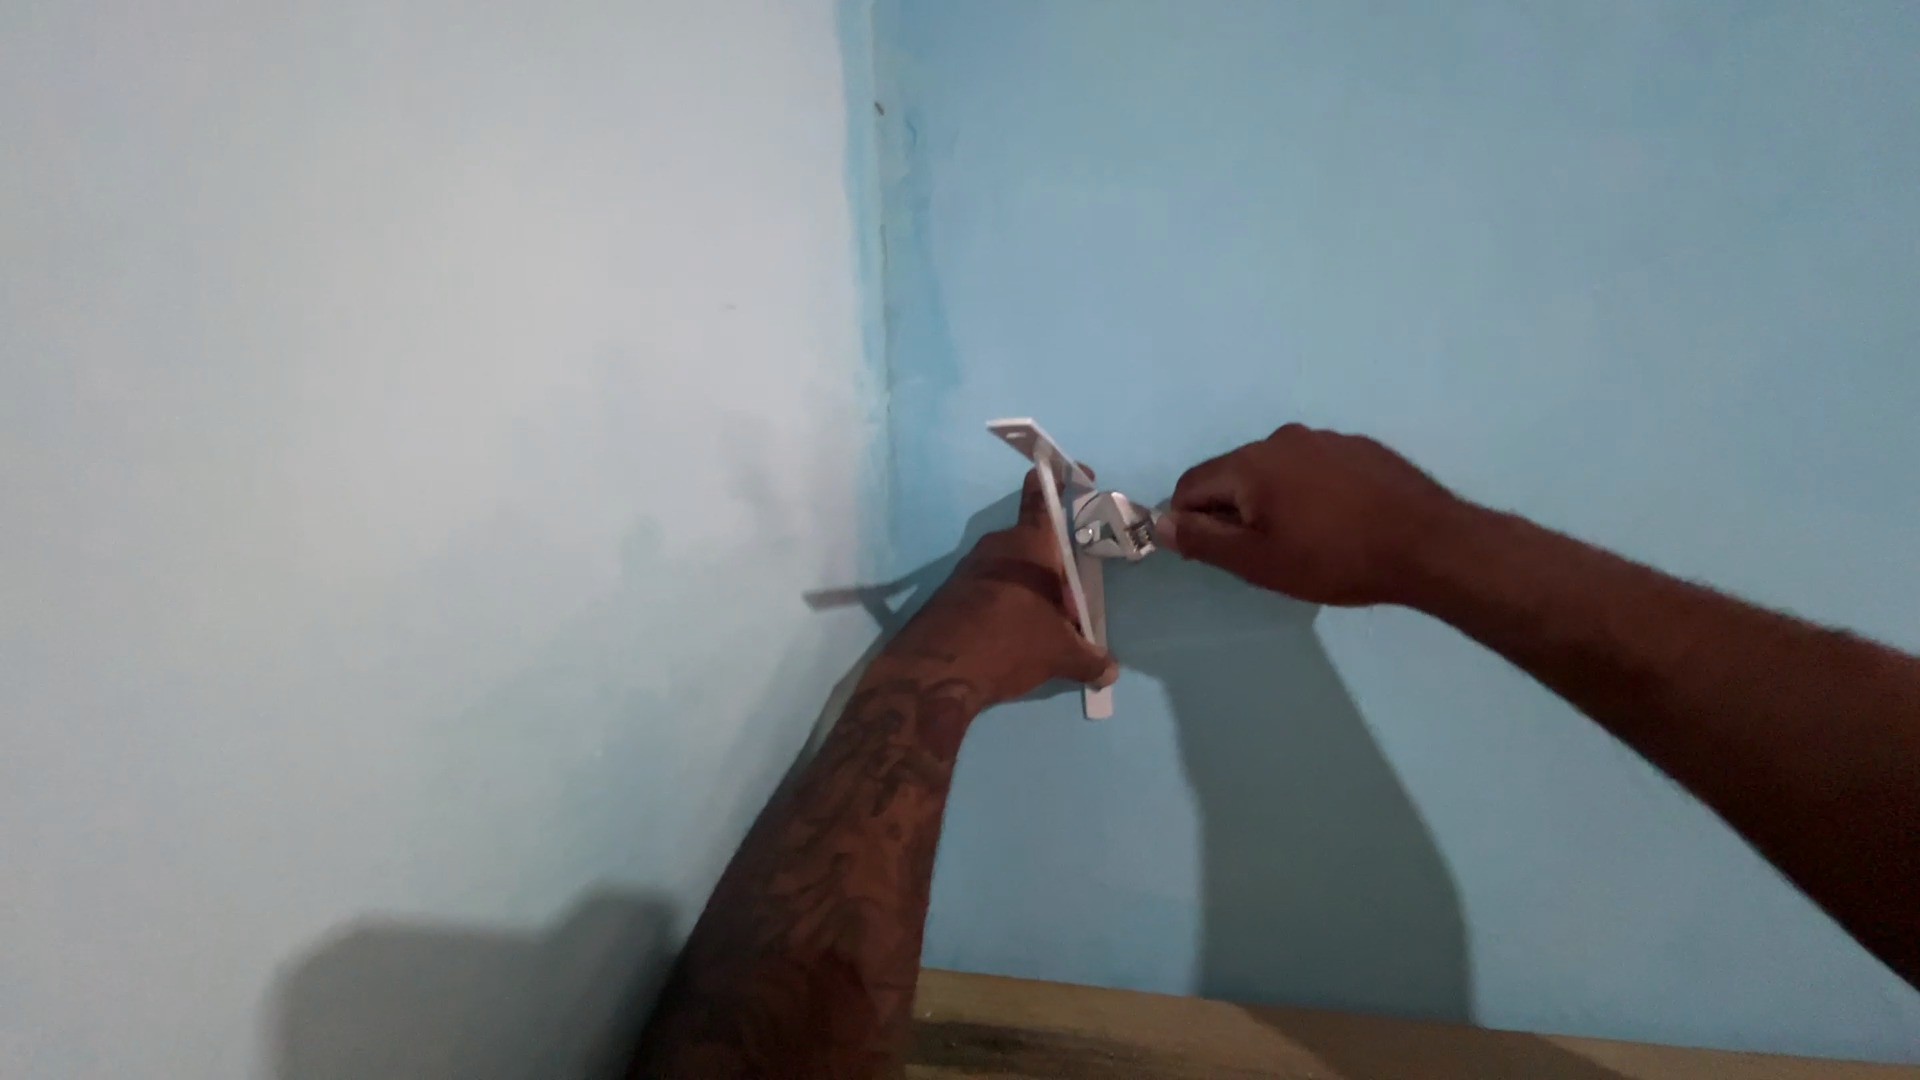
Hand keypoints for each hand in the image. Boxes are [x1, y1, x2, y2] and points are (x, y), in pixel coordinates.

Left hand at [883, 468, 1118, 705]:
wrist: (936, 670)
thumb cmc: (1009, 642)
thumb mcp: (1059, 654)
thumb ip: (1090, 658)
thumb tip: (1111, 670)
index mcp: (1030, 545)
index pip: (1042, 497)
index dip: (1058, 478)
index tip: (1075, 471)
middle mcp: (998, 546)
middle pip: (1036, 548)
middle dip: (1056, 575)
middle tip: (1070, 612)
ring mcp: (970, 567)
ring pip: (1013, 571)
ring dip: (1031, 594)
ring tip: (1042, 633)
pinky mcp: (951, 591)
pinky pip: (990, 589)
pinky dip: (1006, 606)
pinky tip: (1012, 640)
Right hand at [1157, 424, 1465, 605]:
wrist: (1433, 546)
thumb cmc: (1334, 558)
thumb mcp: (1257, 561)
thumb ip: (1202, 540)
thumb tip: (1160, 523)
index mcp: (1250, 463)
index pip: (1191, 485)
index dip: (1187, 520)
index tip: (1210, 552)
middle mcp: (1282, 438)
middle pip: (1232, 474)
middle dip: (1230, 510)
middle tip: (1257, 552)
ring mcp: (1325, 439)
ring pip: (1273, 470)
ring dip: (1269, 500)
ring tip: (1301, 538)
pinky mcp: (1359, 448)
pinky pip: (1311, 468)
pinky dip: (1306, 491)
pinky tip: (1334, 521)